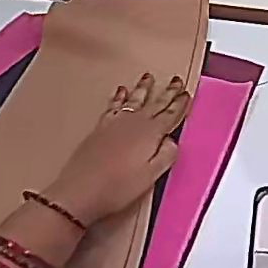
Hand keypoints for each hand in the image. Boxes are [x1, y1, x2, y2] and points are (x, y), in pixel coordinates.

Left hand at [42, 74, 190, 225]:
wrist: (81, 190)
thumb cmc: (117, 187)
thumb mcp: (152, 175)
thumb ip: (167, 155)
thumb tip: (172, 141)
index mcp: (151, 133)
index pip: (171, 115)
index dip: (180, 104)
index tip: (186, 95)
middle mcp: (134, 123)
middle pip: (156, 103)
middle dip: (168, 92)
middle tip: (176, 80)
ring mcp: (116, 123)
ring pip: (135, 99)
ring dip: (144, 88)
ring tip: (149, 77)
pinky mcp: (101, 127)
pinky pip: (114, 105)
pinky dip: (119, 97)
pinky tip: (121, 91)